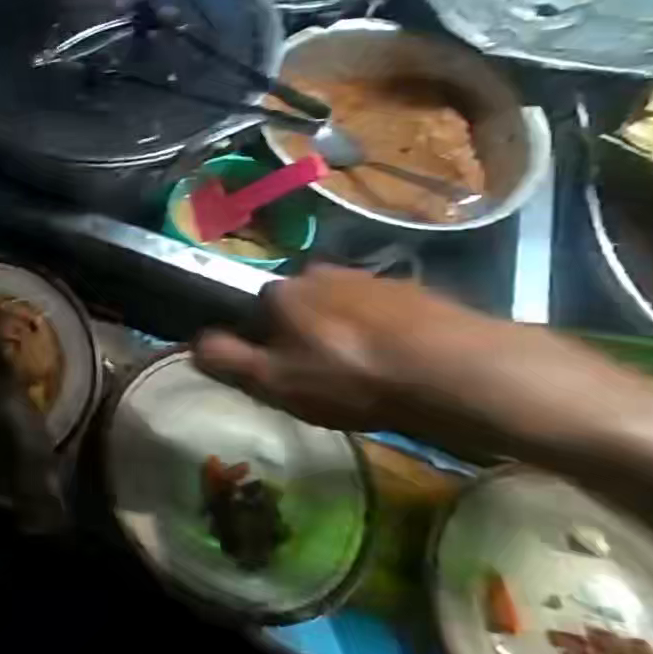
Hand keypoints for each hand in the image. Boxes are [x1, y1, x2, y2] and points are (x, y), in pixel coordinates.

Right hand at [192, 265, 625, 450]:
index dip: (259, 345)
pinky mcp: (414, 291)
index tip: (278, 376)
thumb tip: (193, 342)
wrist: (459, 371)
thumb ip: (226, 359)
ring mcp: (369, 278)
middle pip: (295, 308)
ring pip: (337, 309)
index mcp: (280, 291)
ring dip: (340, 335)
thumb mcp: (275, 382)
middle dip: (300, 337)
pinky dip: (379, 335)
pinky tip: (397, 366)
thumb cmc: (352, 378)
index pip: (252, 313)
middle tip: (321, 380)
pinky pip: (379, 314)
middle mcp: (318, 272)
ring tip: (363, 377)